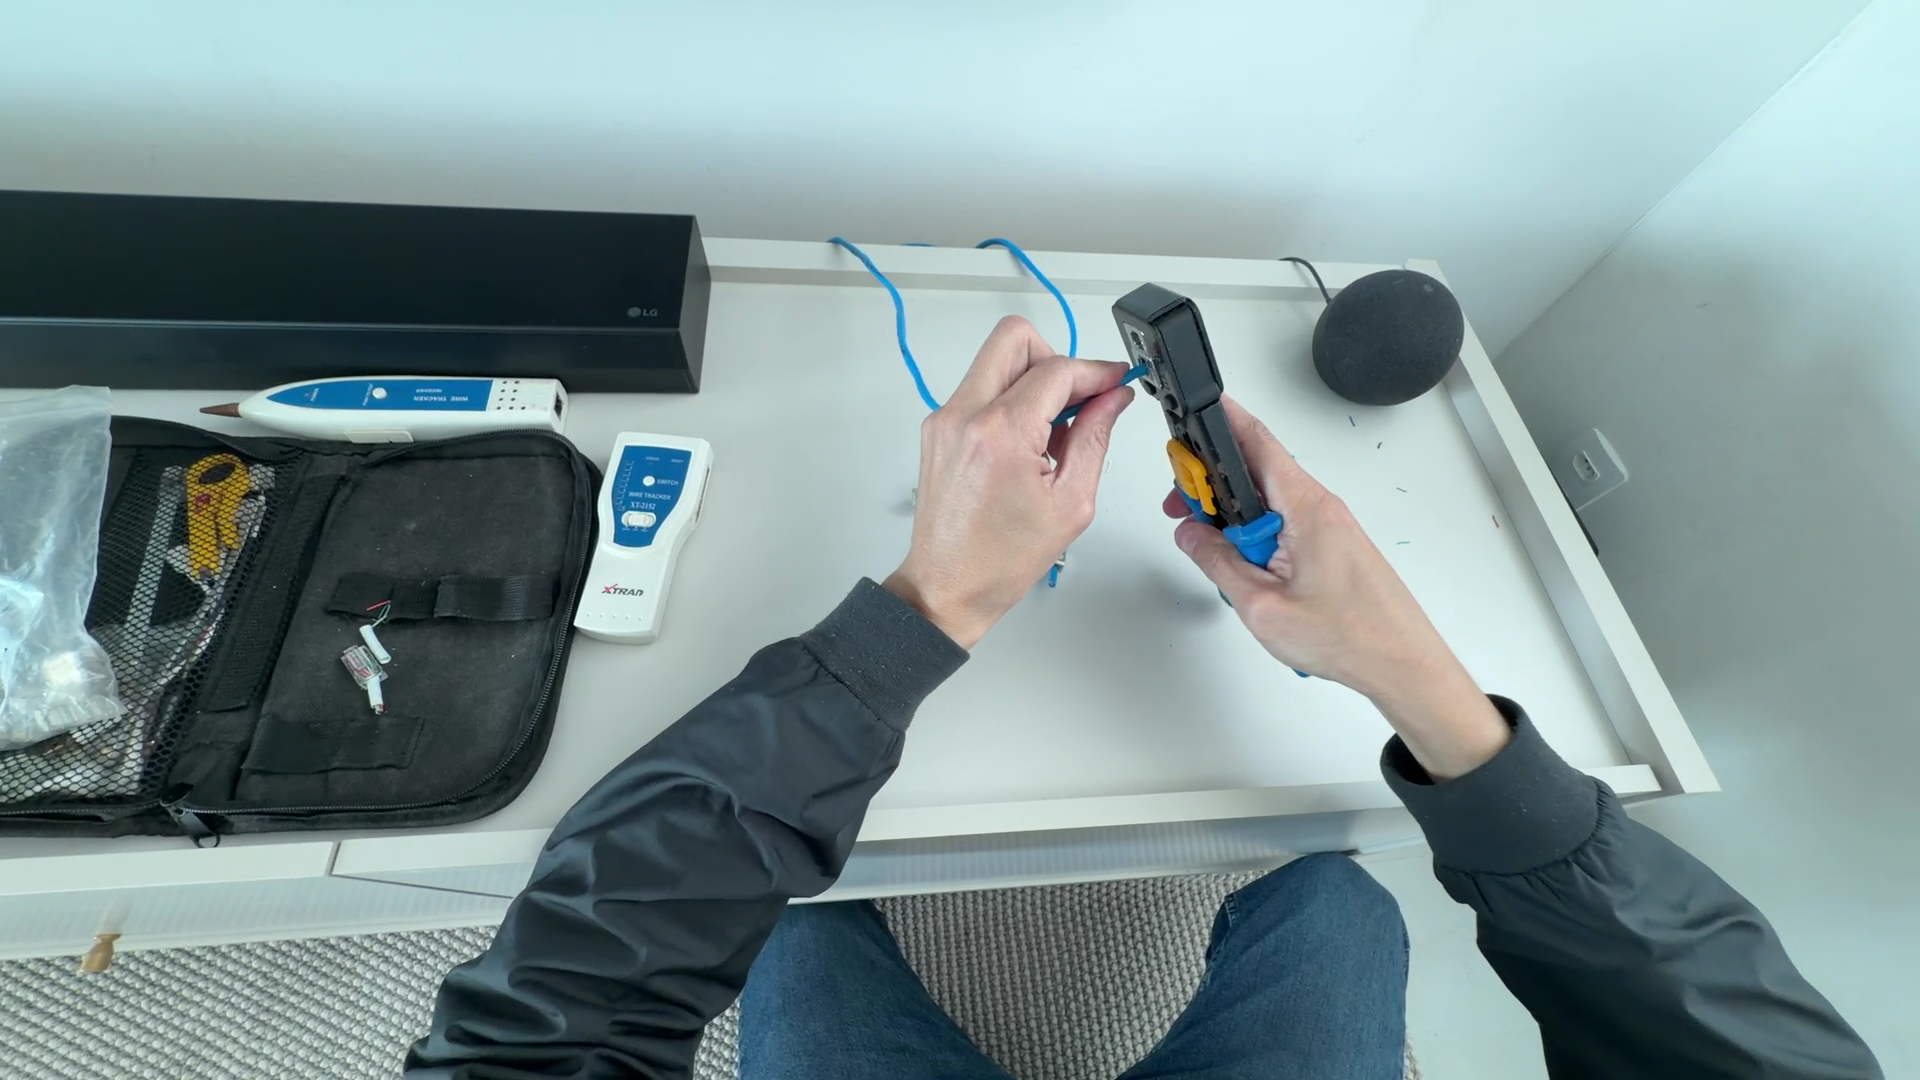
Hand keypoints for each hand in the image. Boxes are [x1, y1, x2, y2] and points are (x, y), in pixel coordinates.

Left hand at [885, 317, 1134, 648]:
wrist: (947, 586)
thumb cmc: (1000, 561)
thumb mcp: (1070, 503)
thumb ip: (1094, 438)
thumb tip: (1112, 399)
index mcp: (1000, 434)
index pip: (1057, 370)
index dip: (1096, 371)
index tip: (1115, 382)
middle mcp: (964, 416)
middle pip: (1015, 339)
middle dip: (1056, 358)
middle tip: (1079, 396)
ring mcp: (944, 420)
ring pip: (995, 361)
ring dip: (1032, 380)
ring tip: (1053, 430)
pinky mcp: (938, 429)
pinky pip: (980, 389)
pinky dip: (1010, 400)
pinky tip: (1027, 442)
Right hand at [1164, 397, 1508, 779]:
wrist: (1404, 666)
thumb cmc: (1350, 637)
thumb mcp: (1260, 604)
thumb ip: (1216, 561)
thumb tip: (1188, 533)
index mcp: (1305, 507)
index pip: (1256, 442)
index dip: (1218, 423)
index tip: (1187, 422)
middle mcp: (1319, 507)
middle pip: (1253, 470)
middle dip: (1209, 483)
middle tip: (1179, 508)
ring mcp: (1325, 526)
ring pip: (1264, 501)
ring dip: (1229, 515)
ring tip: (1207, 547)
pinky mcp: (1327, 545)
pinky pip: (1280, 524)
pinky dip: (1251, 534)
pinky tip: (1240, 563)